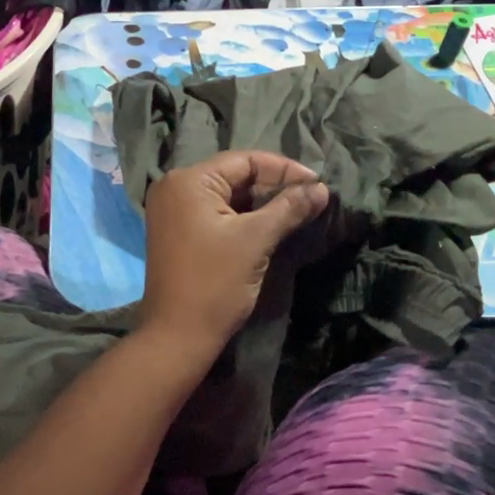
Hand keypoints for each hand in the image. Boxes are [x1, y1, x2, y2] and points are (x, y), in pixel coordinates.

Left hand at [140, 151, 328, 355]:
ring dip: (261, 201)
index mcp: (187, 180)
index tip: (318, 182)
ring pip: (226, 194)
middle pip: (234, 175)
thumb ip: (288, 208)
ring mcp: (173, 208)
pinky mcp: (177, 229)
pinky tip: (271, 222)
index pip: (243, 161)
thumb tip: (321, 188)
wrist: (178, 334)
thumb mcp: (255, 240)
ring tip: (299, 209)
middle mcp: (175, 186)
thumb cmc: (215, 283)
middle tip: (312, 197)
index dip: (283, 169)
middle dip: (274, 185)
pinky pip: (215, 210)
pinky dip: (243, 215)